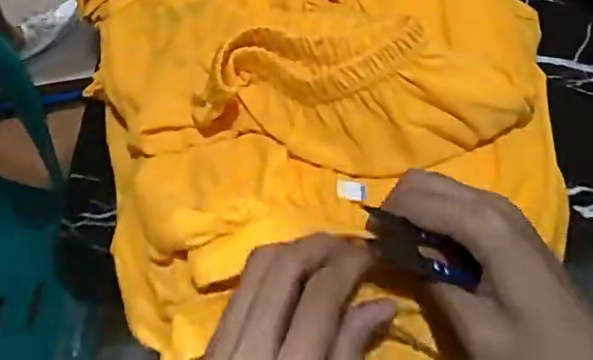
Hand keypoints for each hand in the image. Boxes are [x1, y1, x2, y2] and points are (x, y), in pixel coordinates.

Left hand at [207, 235, 396, 359]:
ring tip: (326, 253)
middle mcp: (249, 350)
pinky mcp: (208, 346)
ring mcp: (222, 345)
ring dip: (296, 248)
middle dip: (323, 245)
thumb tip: (383, 302)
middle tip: (352, 245)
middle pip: (285, 266)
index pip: (321, 295)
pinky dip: (272, 269)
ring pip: (258, 264)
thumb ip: (349, 355)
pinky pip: (242, 285)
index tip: (375, 253)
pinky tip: (293, 276)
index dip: (351, 263)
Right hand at [381, 171, 592, 359]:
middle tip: (381, 245)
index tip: (367, 240)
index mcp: (484, 223)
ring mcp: (501, 207)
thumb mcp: (479, 330)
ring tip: (401, 248)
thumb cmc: (534, 348)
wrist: (590, 358)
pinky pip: (458, 201)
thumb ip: (434, 285)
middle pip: (427, 181)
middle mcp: (491, 201)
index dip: (388, 215)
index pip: (419, 197)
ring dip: (416, 209)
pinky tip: (431, 248)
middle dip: (399, 205)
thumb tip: (395, 253)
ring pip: (441, 187)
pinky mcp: (506, 219)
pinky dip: (436, 214)